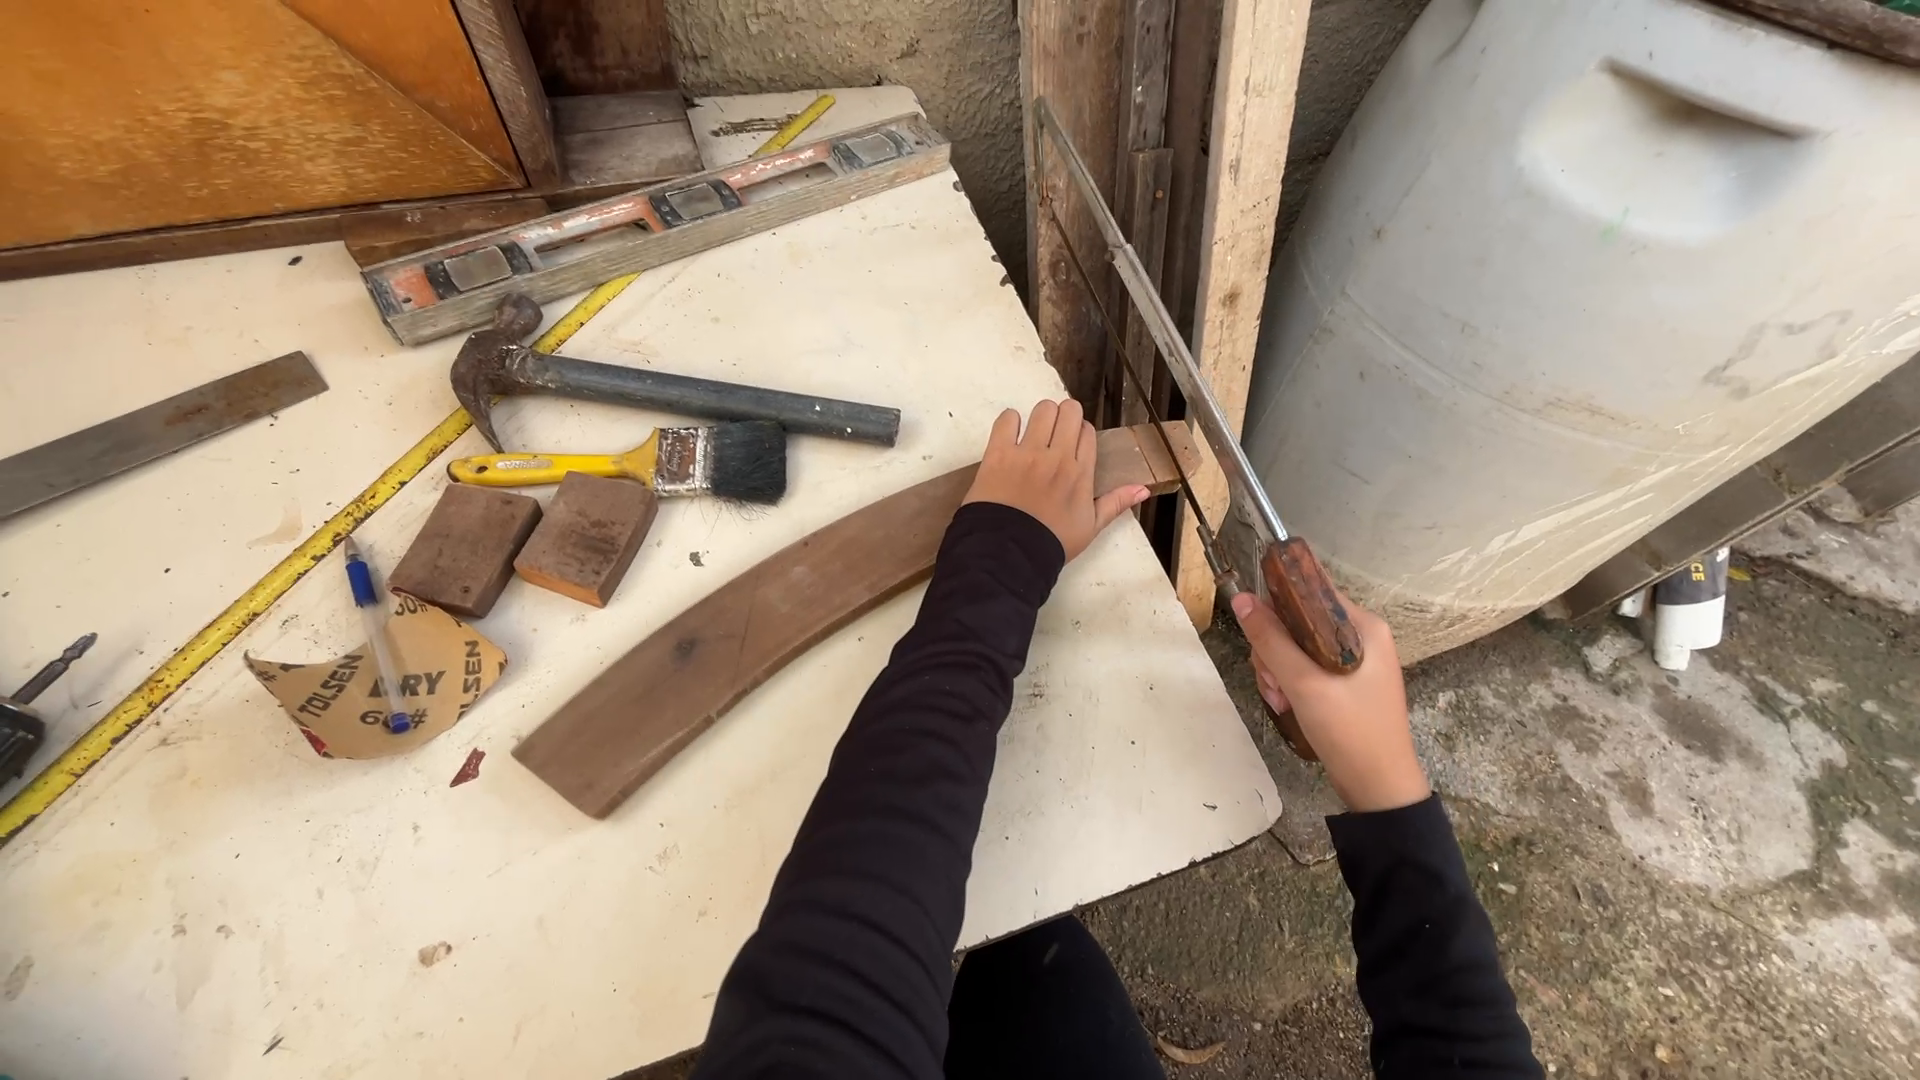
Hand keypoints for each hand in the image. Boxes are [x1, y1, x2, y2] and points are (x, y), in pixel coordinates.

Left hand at [962, 399, 1149, 562]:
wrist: (1011, 553)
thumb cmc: (1052, 542)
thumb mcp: (1090, 527)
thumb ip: (1116, 503)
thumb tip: (1143, 489)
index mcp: (1080, 472)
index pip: (1087, 431)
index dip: (1080, 432)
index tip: (1071, 444)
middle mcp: (1057, 457)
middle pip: (1068, 411)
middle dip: (1063, 416)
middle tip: (1053, 433)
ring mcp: (1027, 453)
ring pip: (1042, 410)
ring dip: (1039, 417)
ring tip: (1032, 433)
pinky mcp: (998, 454)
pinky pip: (1007, 419)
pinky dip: (1010, 421)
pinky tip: (1010, 435)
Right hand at [1229, 589, 1428, 812]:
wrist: (1378, 787)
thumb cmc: (1349, 730)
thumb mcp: (1303, 683)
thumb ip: (1271, 640)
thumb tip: (1240, 598)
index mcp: (1362, 626)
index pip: (1309, 590)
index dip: (1276, 604)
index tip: (1259, 633)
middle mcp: (1360, 636)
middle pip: (1297, 620)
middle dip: (1273, 649)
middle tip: (1272, 680)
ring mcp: (1352, 660)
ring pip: (1295, 645)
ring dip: (1276, 670)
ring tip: (1279, 698)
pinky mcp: (1344, 681)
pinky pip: (1304, 666)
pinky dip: (1288, 682)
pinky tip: (1285, 703)